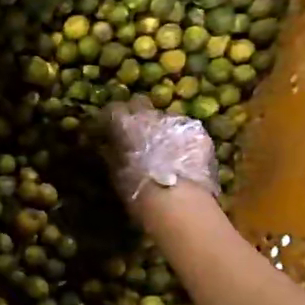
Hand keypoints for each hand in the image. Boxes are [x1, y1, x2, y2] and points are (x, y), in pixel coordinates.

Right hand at [101, 96, 221, 203]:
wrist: (177, 201)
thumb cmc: (137, 189)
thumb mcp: (115, 172)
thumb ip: (111, 153)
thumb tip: (106, 146)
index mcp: (125, 123)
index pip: (113, 109)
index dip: (110, 118)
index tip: (107, 129)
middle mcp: (150, 115)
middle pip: (140, 103)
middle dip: (136, 114)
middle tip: (135, 133)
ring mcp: (177, 121)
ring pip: (165, 117)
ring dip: (160, 128)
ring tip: (162, 148)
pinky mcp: (198, 132)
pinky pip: (184, 130)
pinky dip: (180, 139)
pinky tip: (181, 157)